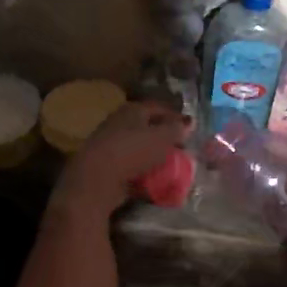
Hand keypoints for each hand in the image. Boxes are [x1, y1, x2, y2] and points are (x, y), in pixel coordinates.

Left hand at [52, 102, 190, 216]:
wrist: (97, 178)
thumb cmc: (132, 151)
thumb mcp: (162, 138)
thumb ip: (177, 129)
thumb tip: (189, 122)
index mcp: (132, 110)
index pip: (158, 108)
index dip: (175, 117)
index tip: (190, 129)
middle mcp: (119, 122)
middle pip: (147, 127)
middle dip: (164, 137)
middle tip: (181, 148)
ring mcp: (110, 144)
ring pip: (139, 147)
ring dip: (154, 155)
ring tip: (170, 165)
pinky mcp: (106, 165)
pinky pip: (131, 165)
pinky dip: (143, 170)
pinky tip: (154, 179)